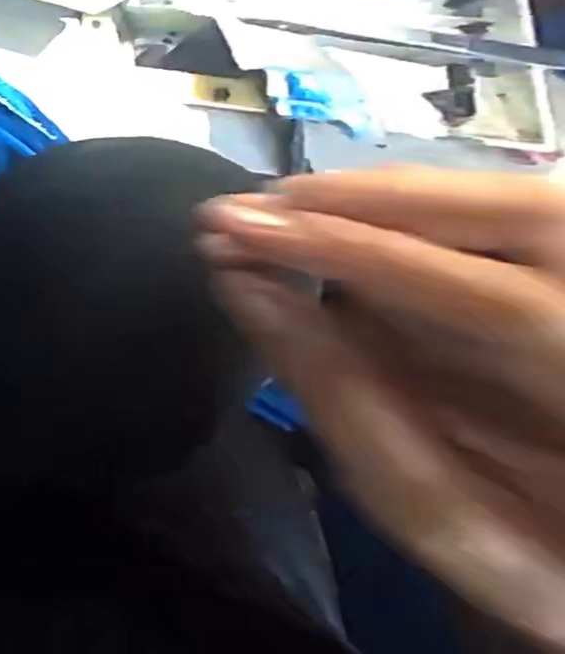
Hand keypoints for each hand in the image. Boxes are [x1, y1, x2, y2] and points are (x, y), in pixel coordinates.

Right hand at [198, 168, 564, 647]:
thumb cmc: (524, 563)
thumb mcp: (425, 506)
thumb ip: (332, 391)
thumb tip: (237, 279)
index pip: (492, 302)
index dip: (348, 251)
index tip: (230, 222)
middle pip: (529, 222)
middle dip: (370, 199)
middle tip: (254, 202)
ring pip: (516, 208)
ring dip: (380, 197)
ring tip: (276, 208)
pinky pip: (497, 224)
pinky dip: (400, 208)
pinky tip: (328, 221)